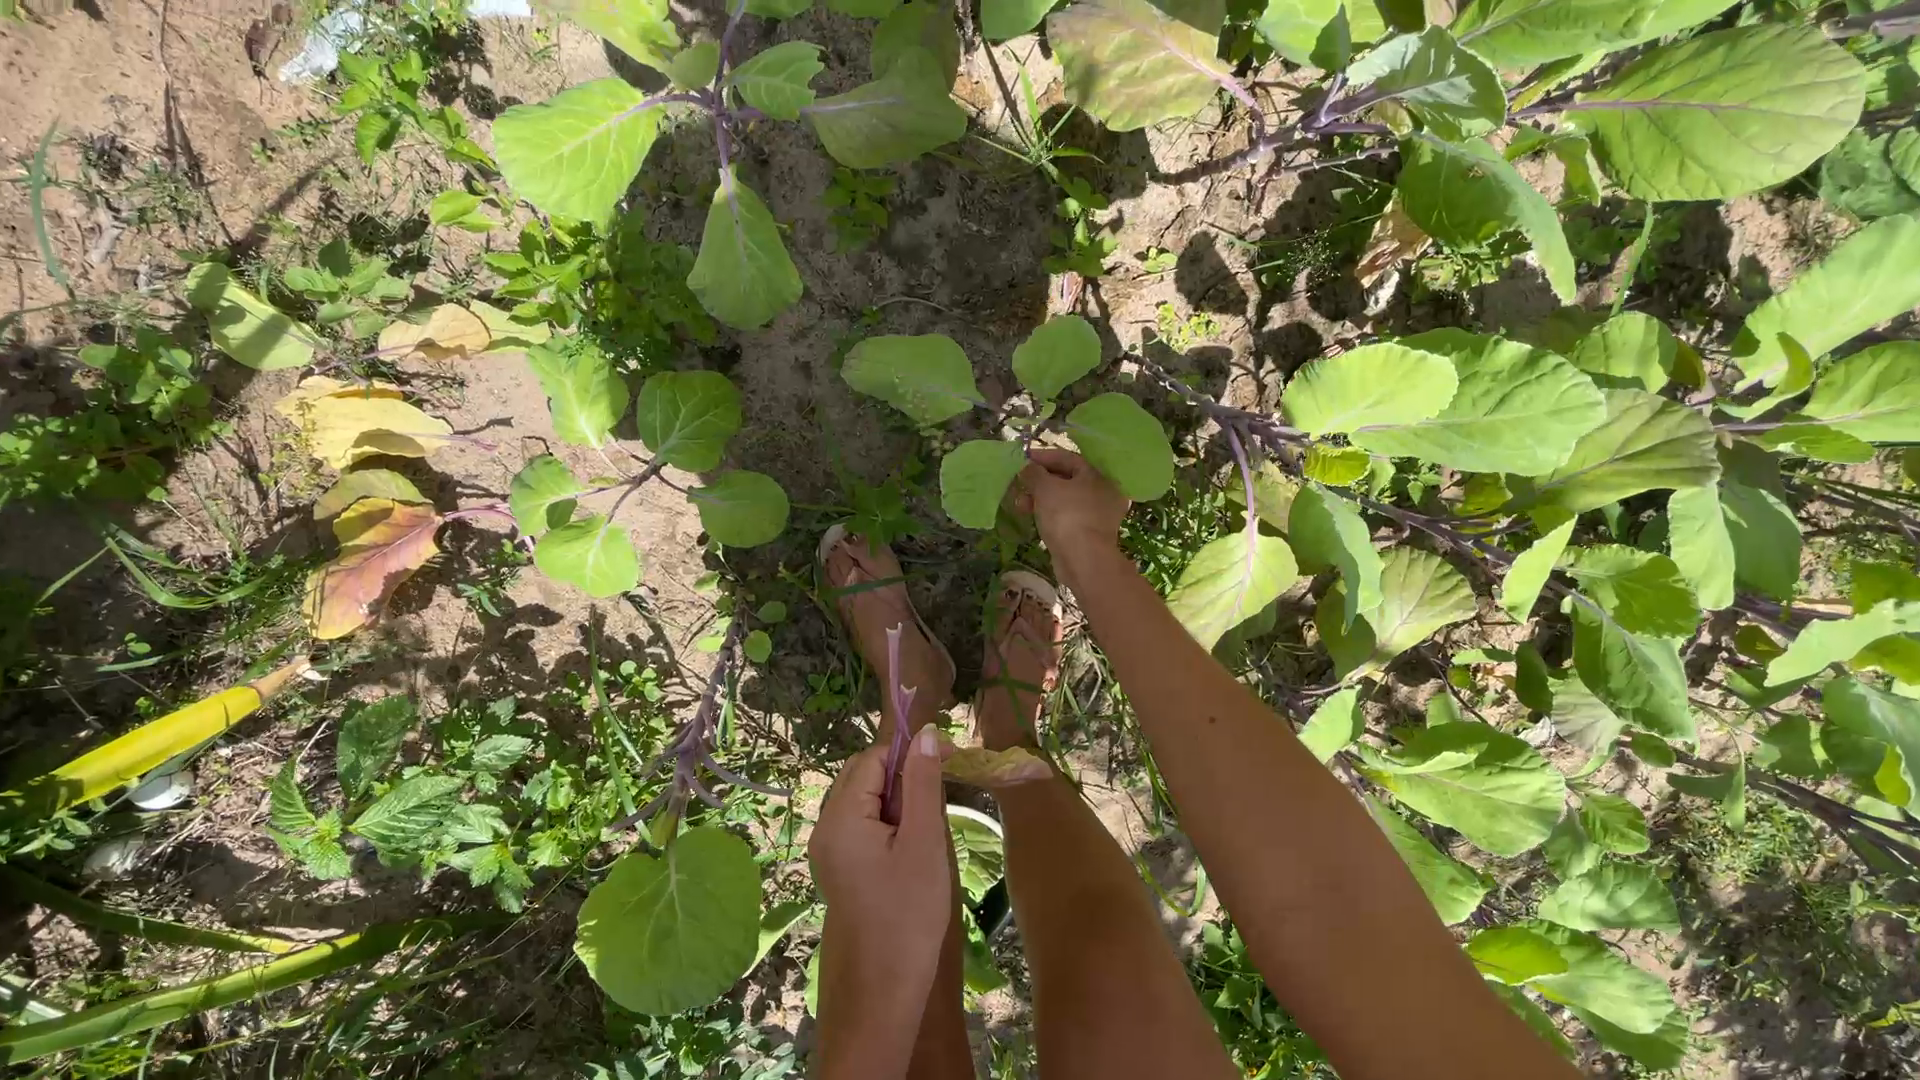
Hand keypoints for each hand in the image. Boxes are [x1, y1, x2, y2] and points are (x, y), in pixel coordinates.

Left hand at [810, 727, 953, 998]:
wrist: (883, 990)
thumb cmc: (909, 914)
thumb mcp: (924, 841)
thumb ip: (923, 783)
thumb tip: (924, 732)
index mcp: (840, 817)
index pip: (872, 758)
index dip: (908, 755)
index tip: (945, 764)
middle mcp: (825, 828)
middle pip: (863, 776)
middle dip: (901, 777)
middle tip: (937, 803)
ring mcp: (828, 850)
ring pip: (864, 801)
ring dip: (898, 801)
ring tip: (926, 831)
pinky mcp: (839, 869)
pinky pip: (861, 826)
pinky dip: (888, 824)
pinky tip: (912, 848)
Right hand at [1017, 448, 1129, 571]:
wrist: (1083, 559)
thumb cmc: (1066, 516)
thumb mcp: (1045, 488)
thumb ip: (1034, 473)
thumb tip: (1028, 468)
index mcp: (1096, 476)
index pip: (1067, 458)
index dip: (1043, 457)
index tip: (1022, 459)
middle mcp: (1102, 493)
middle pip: (1066, 479)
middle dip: (1039, 481)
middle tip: (1019, 486)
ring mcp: (1098, 516)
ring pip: (1065, 500)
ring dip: (1041, 500)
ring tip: (1021, 507)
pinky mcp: (1090, 534)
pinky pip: (1067, 517)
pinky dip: (1050, 515)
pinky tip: (1034, 520)